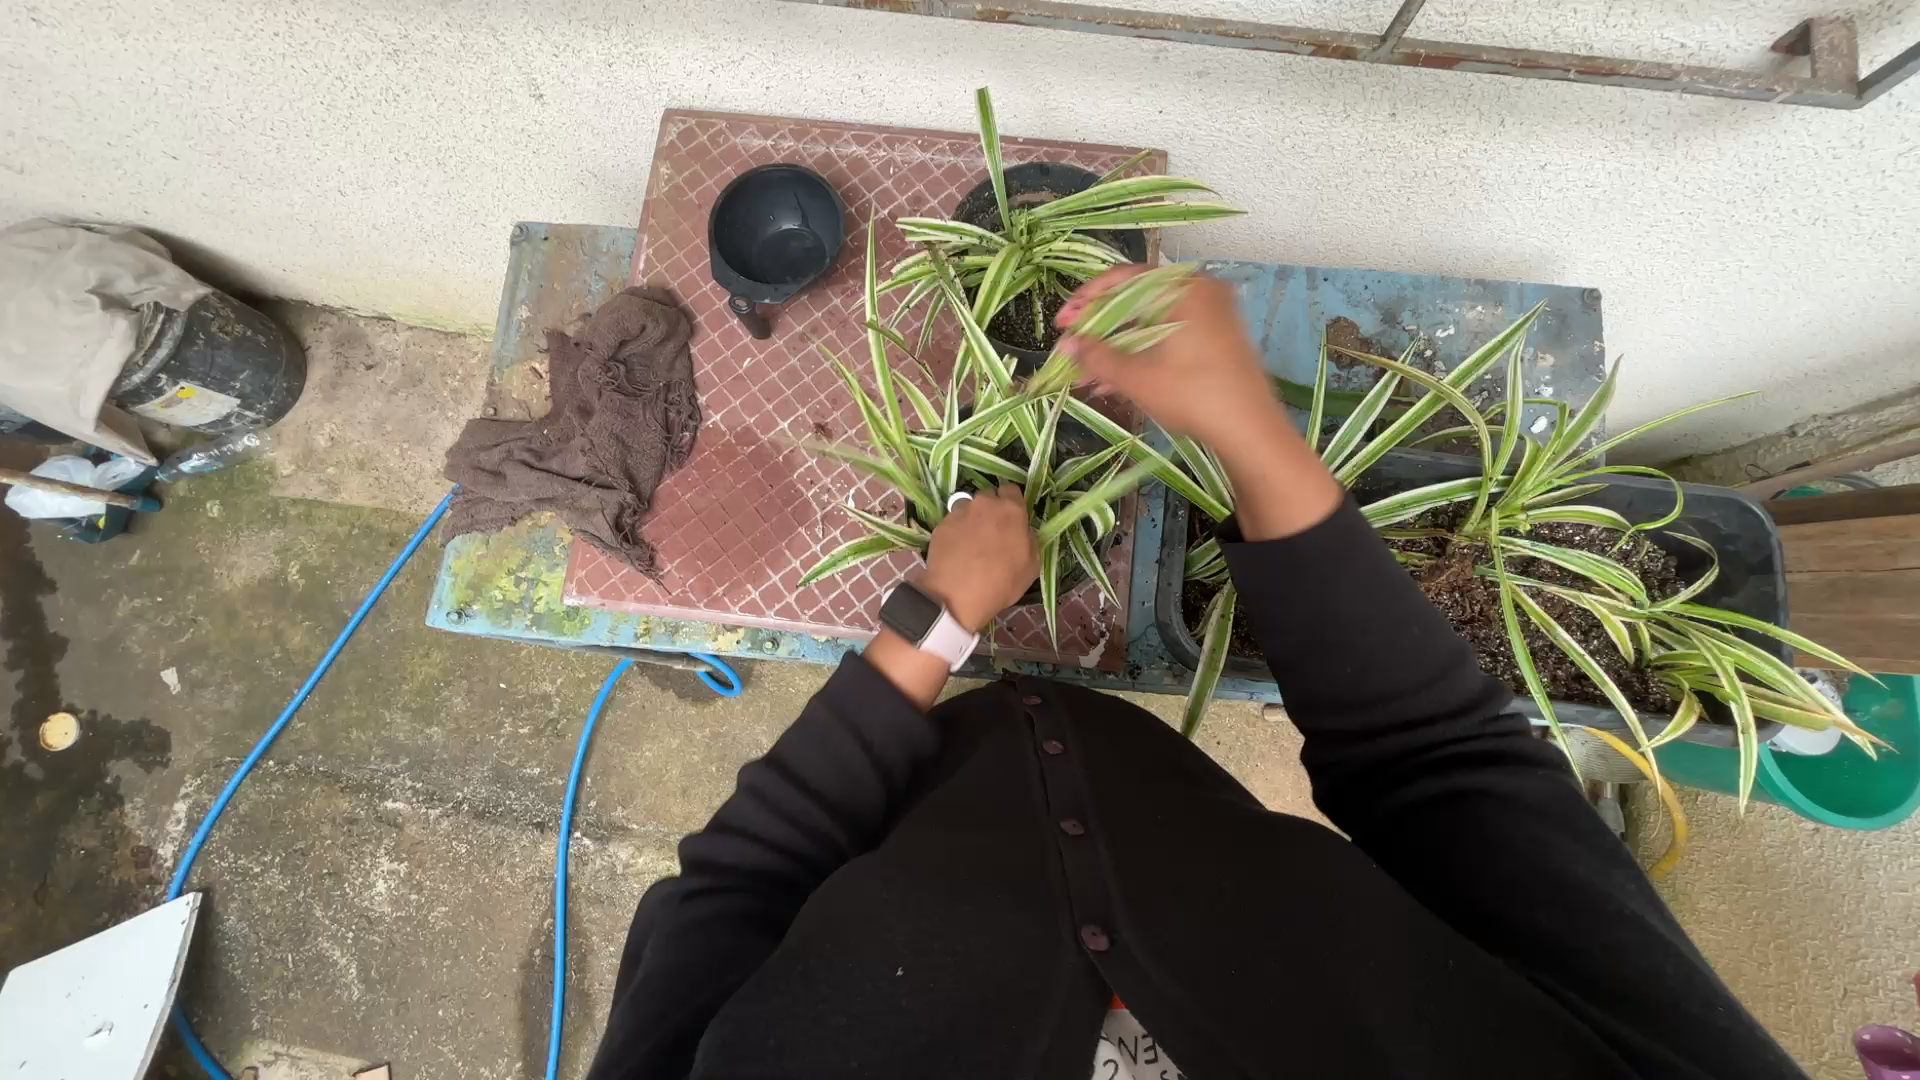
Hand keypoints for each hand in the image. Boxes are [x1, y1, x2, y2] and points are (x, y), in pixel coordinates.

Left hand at [920, 484, 1039, 631]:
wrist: (957, 595)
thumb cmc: (1002, 582)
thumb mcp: (1032, 565)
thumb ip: (1029, 538)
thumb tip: (1022, 531)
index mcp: (1010, 509)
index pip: (1012, 490)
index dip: (1012, 504)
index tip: (1012, 520)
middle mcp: (984, 503)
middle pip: (989, 497)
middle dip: (991, 510)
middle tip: (992, 533)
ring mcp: (959, 512)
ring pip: (968, 508)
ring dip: (972, 519)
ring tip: (971, 543)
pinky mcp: (940, 525)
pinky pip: (952, 523)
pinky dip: (956, 532)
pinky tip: (956, 552)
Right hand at [1057, 265, 1286, 449]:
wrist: (1250, 430)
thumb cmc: (1193, 395)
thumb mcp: (1137, 376)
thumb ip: (1097, 356)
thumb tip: (1066, 344)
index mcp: (1183, 287)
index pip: (1122, 279)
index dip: (1085, 301)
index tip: (1061, 323)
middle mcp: (1199, 291)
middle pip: (1135, 301)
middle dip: (1098, 331)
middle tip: (1071, 349)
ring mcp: (1209, 315)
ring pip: (1149, 324)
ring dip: (1115, 349)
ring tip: (1084, 376)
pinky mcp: (1213, 339)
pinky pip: (1166, 336)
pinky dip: (1139, 355)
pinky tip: (1113, 382)